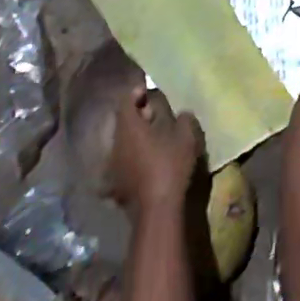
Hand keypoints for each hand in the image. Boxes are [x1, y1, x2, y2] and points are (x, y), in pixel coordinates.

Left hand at [106, 88, 204, 216]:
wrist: (157, 209)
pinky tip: (148, 160)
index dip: (136, 93)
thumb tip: (183, 113)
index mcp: (128, 126)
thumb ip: (185, 120)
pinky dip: (134, 154)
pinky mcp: (117, 182)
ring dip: (135, 135)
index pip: (125, 100)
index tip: (147, 91)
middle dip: (137, 114)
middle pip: (123, 120)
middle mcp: (116, 141)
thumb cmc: (169, 166)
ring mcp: (114, 163)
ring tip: (154, 137)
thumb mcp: (185, 138)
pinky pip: (124, 159)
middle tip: (153, 114)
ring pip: (123, 140)